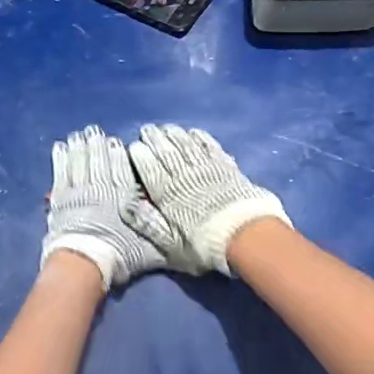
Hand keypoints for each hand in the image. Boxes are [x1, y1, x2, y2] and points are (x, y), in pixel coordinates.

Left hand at [44, 126, 187, 288]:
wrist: (86, 260)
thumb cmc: (119, 254)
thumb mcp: (149, 244)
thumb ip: (158, 227)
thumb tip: (172, 219)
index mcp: (124, 195)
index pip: (121, 167)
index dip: (117, 152)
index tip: (114, 140)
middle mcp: (102, 187)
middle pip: (99, 159)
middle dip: (96, 143)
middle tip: (93, 130)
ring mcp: (79, 190)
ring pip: (79, 161)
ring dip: (79, 146)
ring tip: (78, 135)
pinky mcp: (61, 197)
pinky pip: (60, 171)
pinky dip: (60, 158)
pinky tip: (60, 146)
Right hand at [126, 123, 290, 276]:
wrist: (246, 237)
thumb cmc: (203, 245)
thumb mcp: (170, 244)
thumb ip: (148, 224)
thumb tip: (127, 206)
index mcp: (166, 195)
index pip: (149, 169)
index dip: (140, 155)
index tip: (133, 146)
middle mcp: (184, 178)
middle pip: (166, 152)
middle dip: (155, 139)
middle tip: (147, 130)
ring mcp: (207, 170)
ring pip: (186, 146)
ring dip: (175, 135)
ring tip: (166, 128)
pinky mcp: (227, 169)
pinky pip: (210, 148)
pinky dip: (201, 138)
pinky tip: (194, 133)